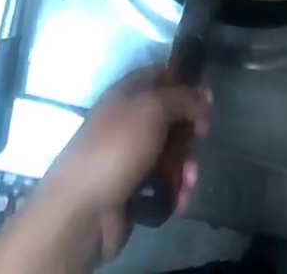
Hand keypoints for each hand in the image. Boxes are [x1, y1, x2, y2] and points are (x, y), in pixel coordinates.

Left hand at [0, 63, 210, 271]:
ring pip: (170, 154)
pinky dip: (175, 191)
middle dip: (189, 133)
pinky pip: (163, 185)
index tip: (205, 100)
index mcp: (128, 93)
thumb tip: (206, 95)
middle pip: (171, 118)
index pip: (162, 76)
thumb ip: (183, 98)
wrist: (80, 209)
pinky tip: (179, 199)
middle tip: (199, 140)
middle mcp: (129, 121)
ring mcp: (130, 157)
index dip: (185, 84)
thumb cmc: (116, 146)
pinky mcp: (133, 190)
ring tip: (187, 181)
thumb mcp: (153, 108)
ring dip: (185, 167)